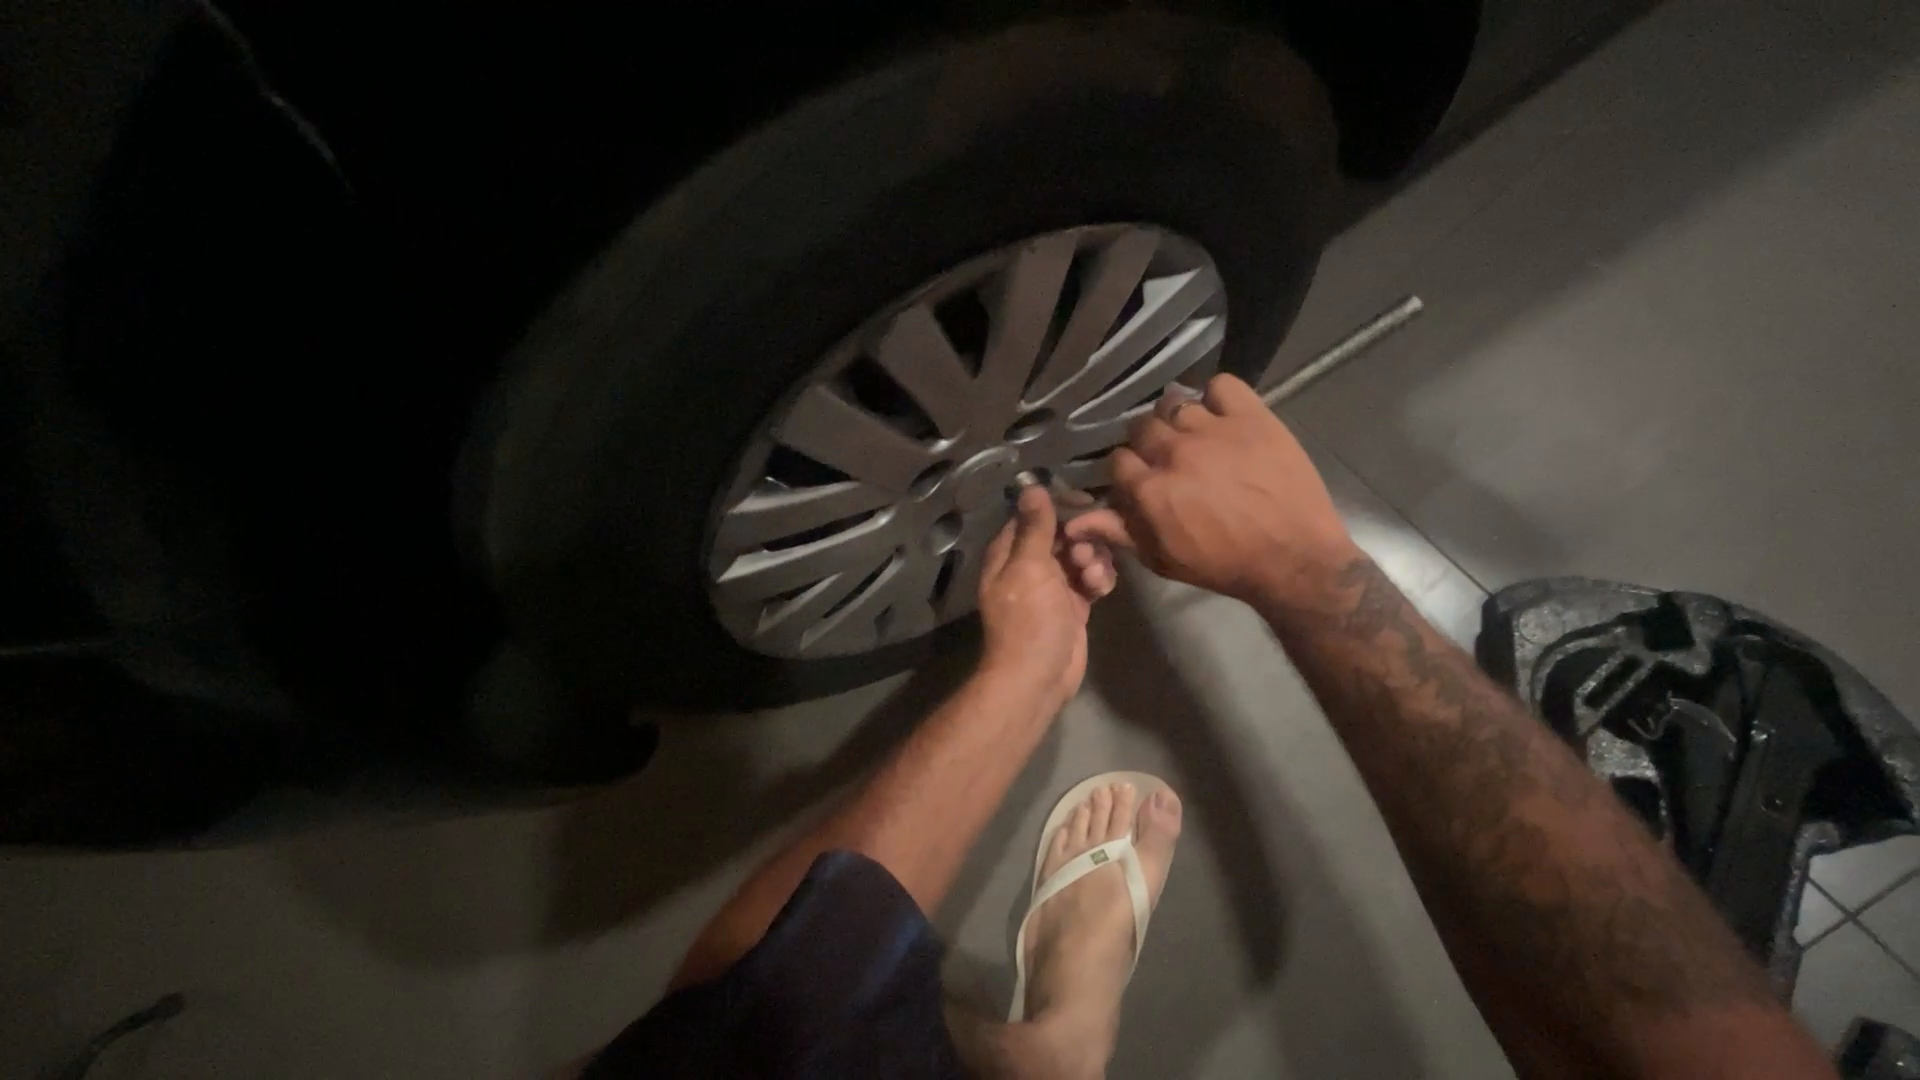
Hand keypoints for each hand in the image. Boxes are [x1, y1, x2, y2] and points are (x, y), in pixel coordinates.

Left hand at [977, 486, 1116, 705]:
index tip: (1087, 504)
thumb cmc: (1028, 621)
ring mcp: (1052, 586)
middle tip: (1086, 554)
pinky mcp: (1073, 605)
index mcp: (1009, 553)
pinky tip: (1101, 590)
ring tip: (1094, 578)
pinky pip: (1091, 580)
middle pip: (1062, 534)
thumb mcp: (1029, 568)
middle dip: (1082, 538)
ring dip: (1094, 560)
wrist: (1038, 677)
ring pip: (1081, 556)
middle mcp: (1029, 566)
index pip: (1034, 516)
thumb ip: (1035, 527)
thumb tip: (1031, 486)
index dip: (1059, 508)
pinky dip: (1099, 581)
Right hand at [1063, 373, 1357, 605]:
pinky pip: (1222, 385)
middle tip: (1169, 460)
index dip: (1127, 471)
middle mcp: (1174, 452)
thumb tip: (1074, 520)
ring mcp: (1213, 430)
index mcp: (1150, 488)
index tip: (1142, 480)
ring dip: (1179, 420)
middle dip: (1149, 444)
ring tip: (1196, 437)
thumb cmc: (1222, 566)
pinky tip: (1223, 417)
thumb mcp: (1162, 559)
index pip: (1118, 460)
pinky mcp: (1252, 416)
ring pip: (1176, 405)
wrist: (1293, 558)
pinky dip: (1218, 396)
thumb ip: (1118, 532)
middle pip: (1142, 428)